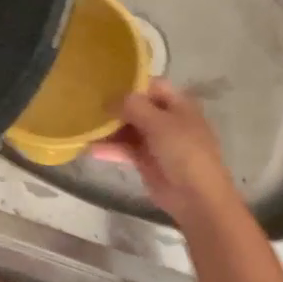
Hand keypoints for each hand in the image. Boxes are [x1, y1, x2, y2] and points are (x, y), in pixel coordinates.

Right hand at [91, 79, 237, 226]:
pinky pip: (124, 149)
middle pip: (136, 107)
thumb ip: (132, 106)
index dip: (130, 84)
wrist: (197, 197)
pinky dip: (109, 148)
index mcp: (178, 104)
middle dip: (114, 107)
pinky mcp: (146, 161)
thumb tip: (109, 99)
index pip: (152, 85)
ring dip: (108, 129)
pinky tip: (90, 149)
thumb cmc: (184, 151)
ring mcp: (156, 141)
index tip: (104, 84)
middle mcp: (166, 119)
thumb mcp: (159, 123)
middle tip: (88, 106)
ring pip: (128, 128)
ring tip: (84, 128)